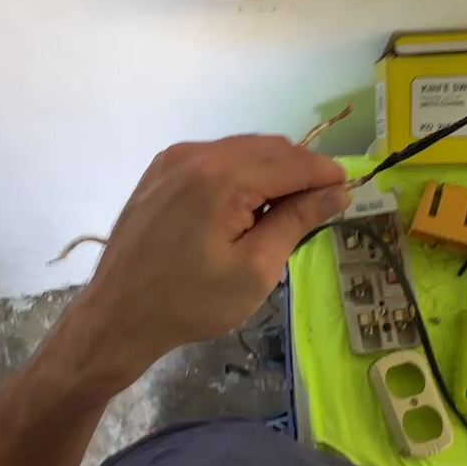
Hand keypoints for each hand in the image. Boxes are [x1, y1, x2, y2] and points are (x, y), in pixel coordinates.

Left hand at [62, 136, 348, 388]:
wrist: (118, 316)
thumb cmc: (190, 302)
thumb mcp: (255, 269)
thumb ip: (296, 221)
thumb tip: (336, 192)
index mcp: (221, 176)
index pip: (291, 161)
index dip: (325, 174)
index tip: (348, 191)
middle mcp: (195, 154)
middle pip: (266, 149)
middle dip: (299, 171)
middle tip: (319, 206)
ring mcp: (171, 160)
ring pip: (239, 151)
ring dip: (269, 172)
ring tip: (283, 212)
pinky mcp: (158, 173)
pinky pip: (212, 160)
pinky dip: (238, 174)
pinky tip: (243, 207)